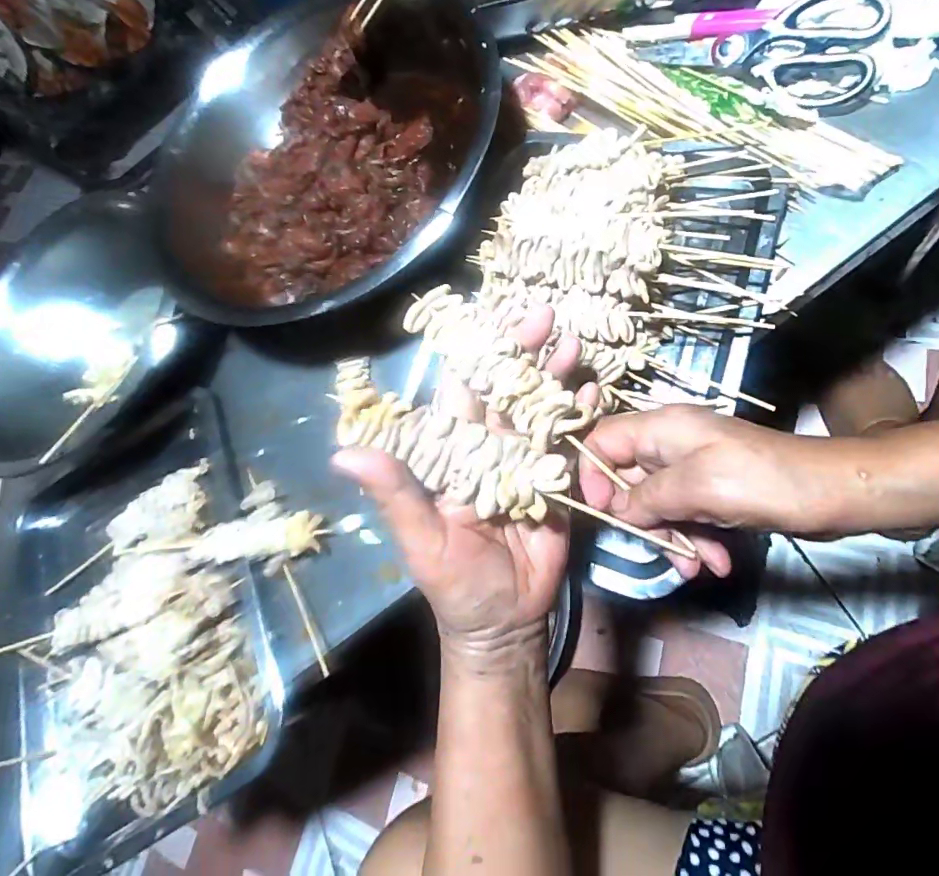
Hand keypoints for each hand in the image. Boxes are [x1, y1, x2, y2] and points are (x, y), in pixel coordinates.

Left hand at [333, 305, 593, 666]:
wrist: (505, 622)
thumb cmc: (455, 584)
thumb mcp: (422, 540)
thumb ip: (396, 494)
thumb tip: (345, 454)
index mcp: (453, 454)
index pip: (463, 393)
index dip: (479, 357)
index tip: (496, 322)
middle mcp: (490, 448)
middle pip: (508, 390)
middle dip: (525, 352)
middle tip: (545, 316)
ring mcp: (527, 461)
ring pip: (541, 408)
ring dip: (556, 375)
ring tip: (572, 344)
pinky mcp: (557, 480)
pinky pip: (569, 442)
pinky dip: (581, 415)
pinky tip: (592, 390)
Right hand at [578, 406, 849, 579]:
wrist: (827, 492)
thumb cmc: (758, 479)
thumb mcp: (695, 487)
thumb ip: (648, 497)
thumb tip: (618, 509)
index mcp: (662, 427)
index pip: (603, 438)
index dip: (592, 472)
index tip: (601, 510)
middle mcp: (672, 443)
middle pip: (629, 478)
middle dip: (641, 518)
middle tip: (656, 546)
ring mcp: (694, 467)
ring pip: (658, 503)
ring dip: (673, 537)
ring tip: (696, 565)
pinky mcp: (713, 489)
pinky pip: (687, 514)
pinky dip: (696, 540)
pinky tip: (717, 563)